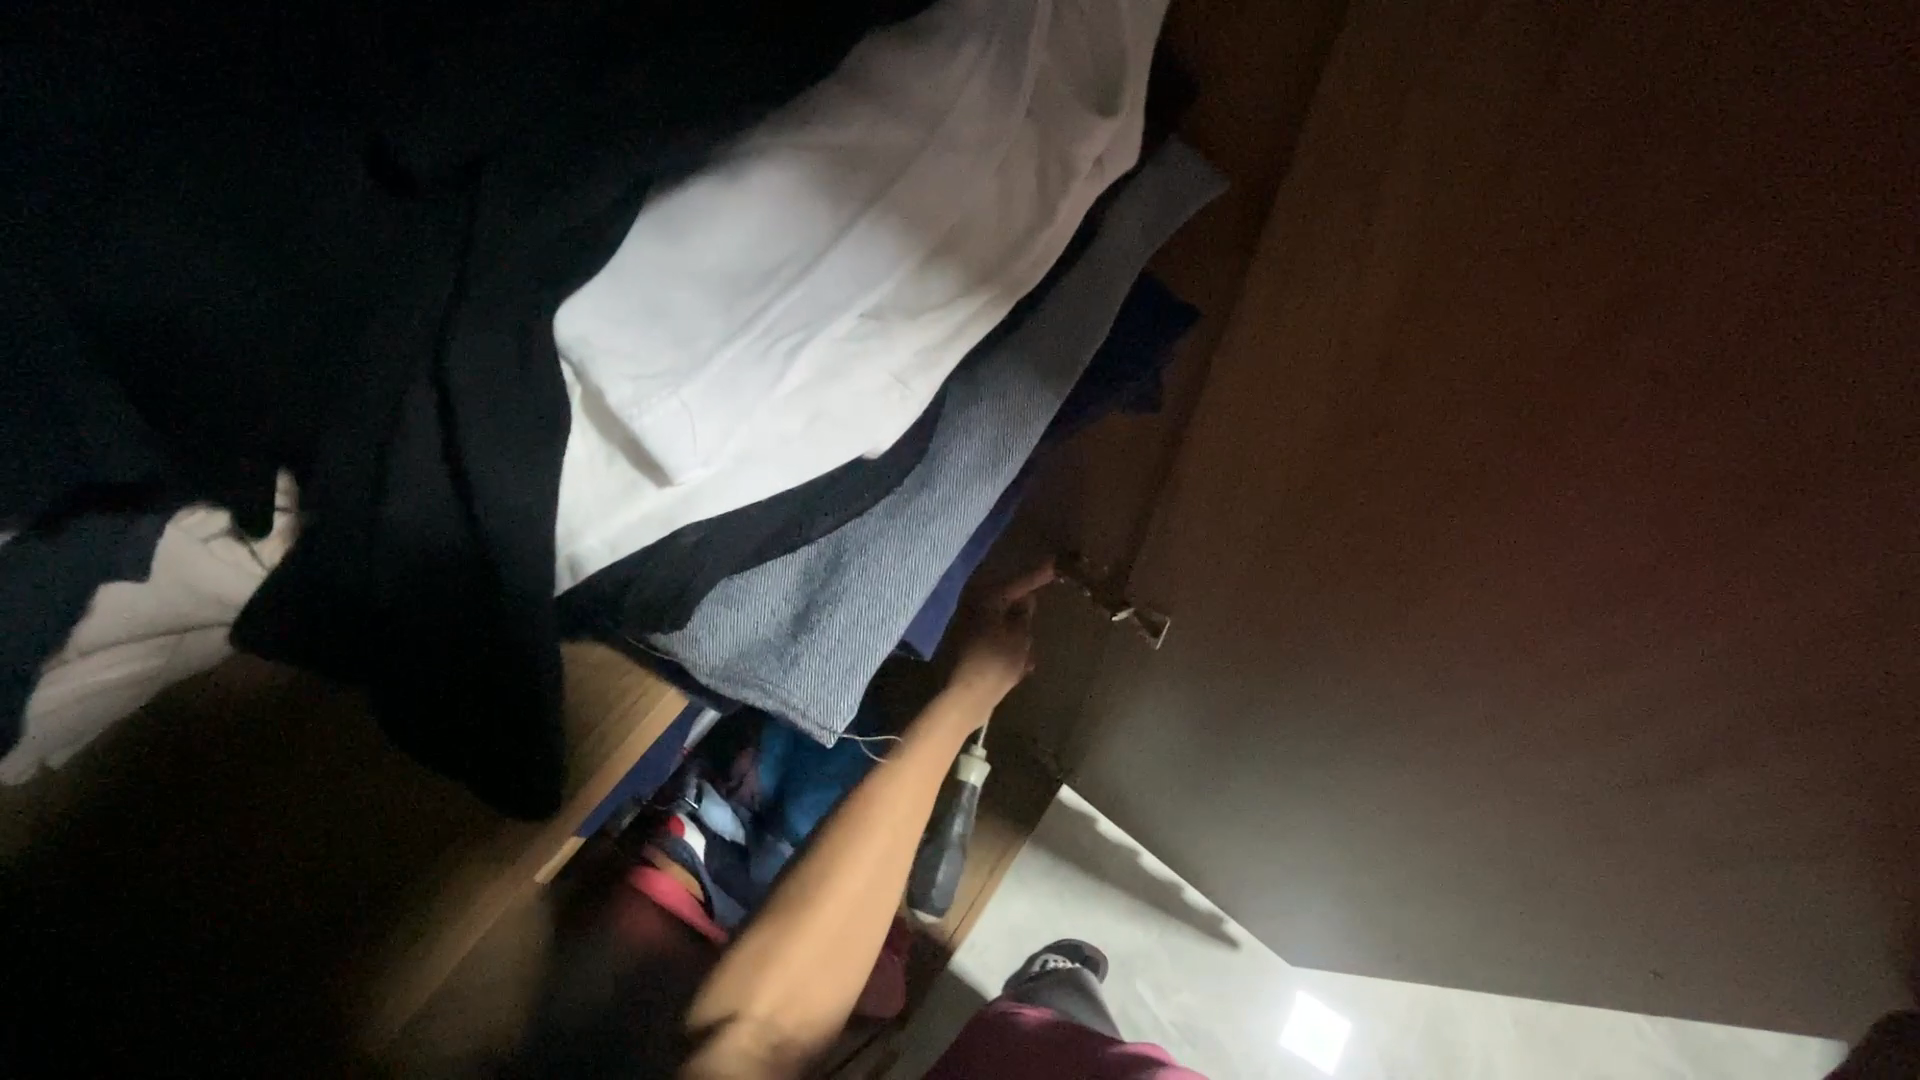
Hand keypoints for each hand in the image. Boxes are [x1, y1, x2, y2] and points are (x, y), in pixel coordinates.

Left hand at [946, 561, 1054, 708]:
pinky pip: (992, 635)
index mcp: (986, 597)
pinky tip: (1022, 651)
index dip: (1041, 573)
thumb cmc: (995, 663)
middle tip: (1044, 583)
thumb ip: (1024, 615)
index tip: (1057, 563)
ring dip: (1015, 617)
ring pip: (998, 615)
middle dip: (1024, 592)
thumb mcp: (1019, 638)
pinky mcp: (965, 646)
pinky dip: (1006, 638)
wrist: (963, 697)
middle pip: (1004, 595)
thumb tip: (1026, 599)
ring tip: (1034, 614)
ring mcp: (966, 626)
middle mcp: (972, 605)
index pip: (1020, 580)